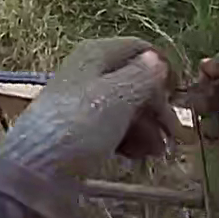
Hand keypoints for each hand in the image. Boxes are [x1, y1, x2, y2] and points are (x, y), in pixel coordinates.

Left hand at [0, 38, 172, 179]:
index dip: (162, 68)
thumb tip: (156, 59)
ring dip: (148, 126)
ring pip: (127, 106)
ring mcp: (85, 100)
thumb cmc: (80, 124)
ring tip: (158, 151)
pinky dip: (130, 138)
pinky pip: (114, 125)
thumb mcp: (117, 97)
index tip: (180, 96)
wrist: (38, 168)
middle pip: (135, 79)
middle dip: (157, 105)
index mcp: (97, 54)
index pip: (139, 49)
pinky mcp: (81, 128)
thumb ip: (142, 77)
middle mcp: (91, 71)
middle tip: (176, 135)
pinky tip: (140, 155)